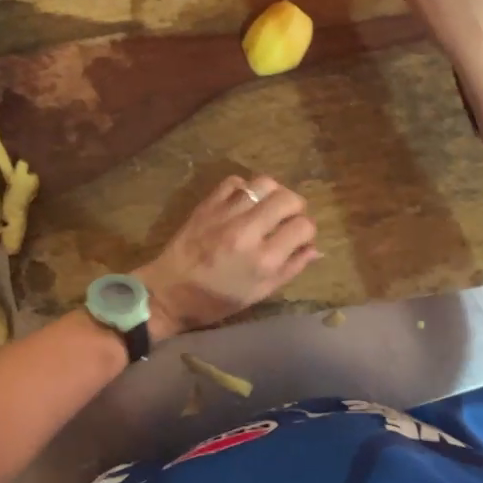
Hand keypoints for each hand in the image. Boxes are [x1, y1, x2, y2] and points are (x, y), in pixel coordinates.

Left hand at [136, 175, 318, 340]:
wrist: (168, 292)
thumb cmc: (216, 300)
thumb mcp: (259, 293)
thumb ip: (290, 269)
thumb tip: (314, 249)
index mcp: (264, 259)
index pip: (303, 227)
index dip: (306, 231)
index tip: (299, 238)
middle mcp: (248, 232)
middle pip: (288, 199)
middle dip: (296, 207)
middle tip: (287, 219)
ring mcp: (226, 214)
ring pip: (264, 183)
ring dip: (273, 193)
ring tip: (268, 207)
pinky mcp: (207, 204)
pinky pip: (235, 181)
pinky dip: (245, 188)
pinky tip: (243, 203)